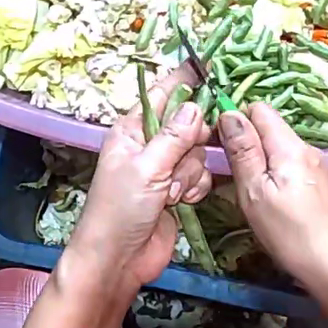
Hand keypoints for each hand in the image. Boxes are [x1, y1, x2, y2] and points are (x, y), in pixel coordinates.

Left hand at [59, 79, 212, 304]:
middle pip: (188, 123)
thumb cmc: (120, 210)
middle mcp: (148, 144)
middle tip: (180, 160)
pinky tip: (182, 202)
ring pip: (197, 152)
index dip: (184, 81)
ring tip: (170, 193)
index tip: (208, 67)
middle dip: (191, 142)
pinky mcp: (178, 189)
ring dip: (189, 172)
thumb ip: (174, 136)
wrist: (118, 260)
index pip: (161, 94)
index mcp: (131, 130)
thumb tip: (195, 106)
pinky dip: (195, 187)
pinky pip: (200, 174)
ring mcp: (164, 168)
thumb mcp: (146, 168)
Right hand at [217, 103, 327, 310]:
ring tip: (248, 191)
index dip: (234, 119)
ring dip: (260, 161)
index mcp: (290, 146)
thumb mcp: (255, 192)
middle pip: (270, 129)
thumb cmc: (292, 234)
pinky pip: (292, 167)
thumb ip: (242, 151)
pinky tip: (273, 202)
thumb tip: (228, 113)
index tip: (217, 144)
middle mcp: (308, 149)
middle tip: (228, 173)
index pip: (258, 109)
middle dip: (246, 143)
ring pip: (280, 150)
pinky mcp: (324, 186)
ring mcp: (320, 167)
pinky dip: (277, 175)